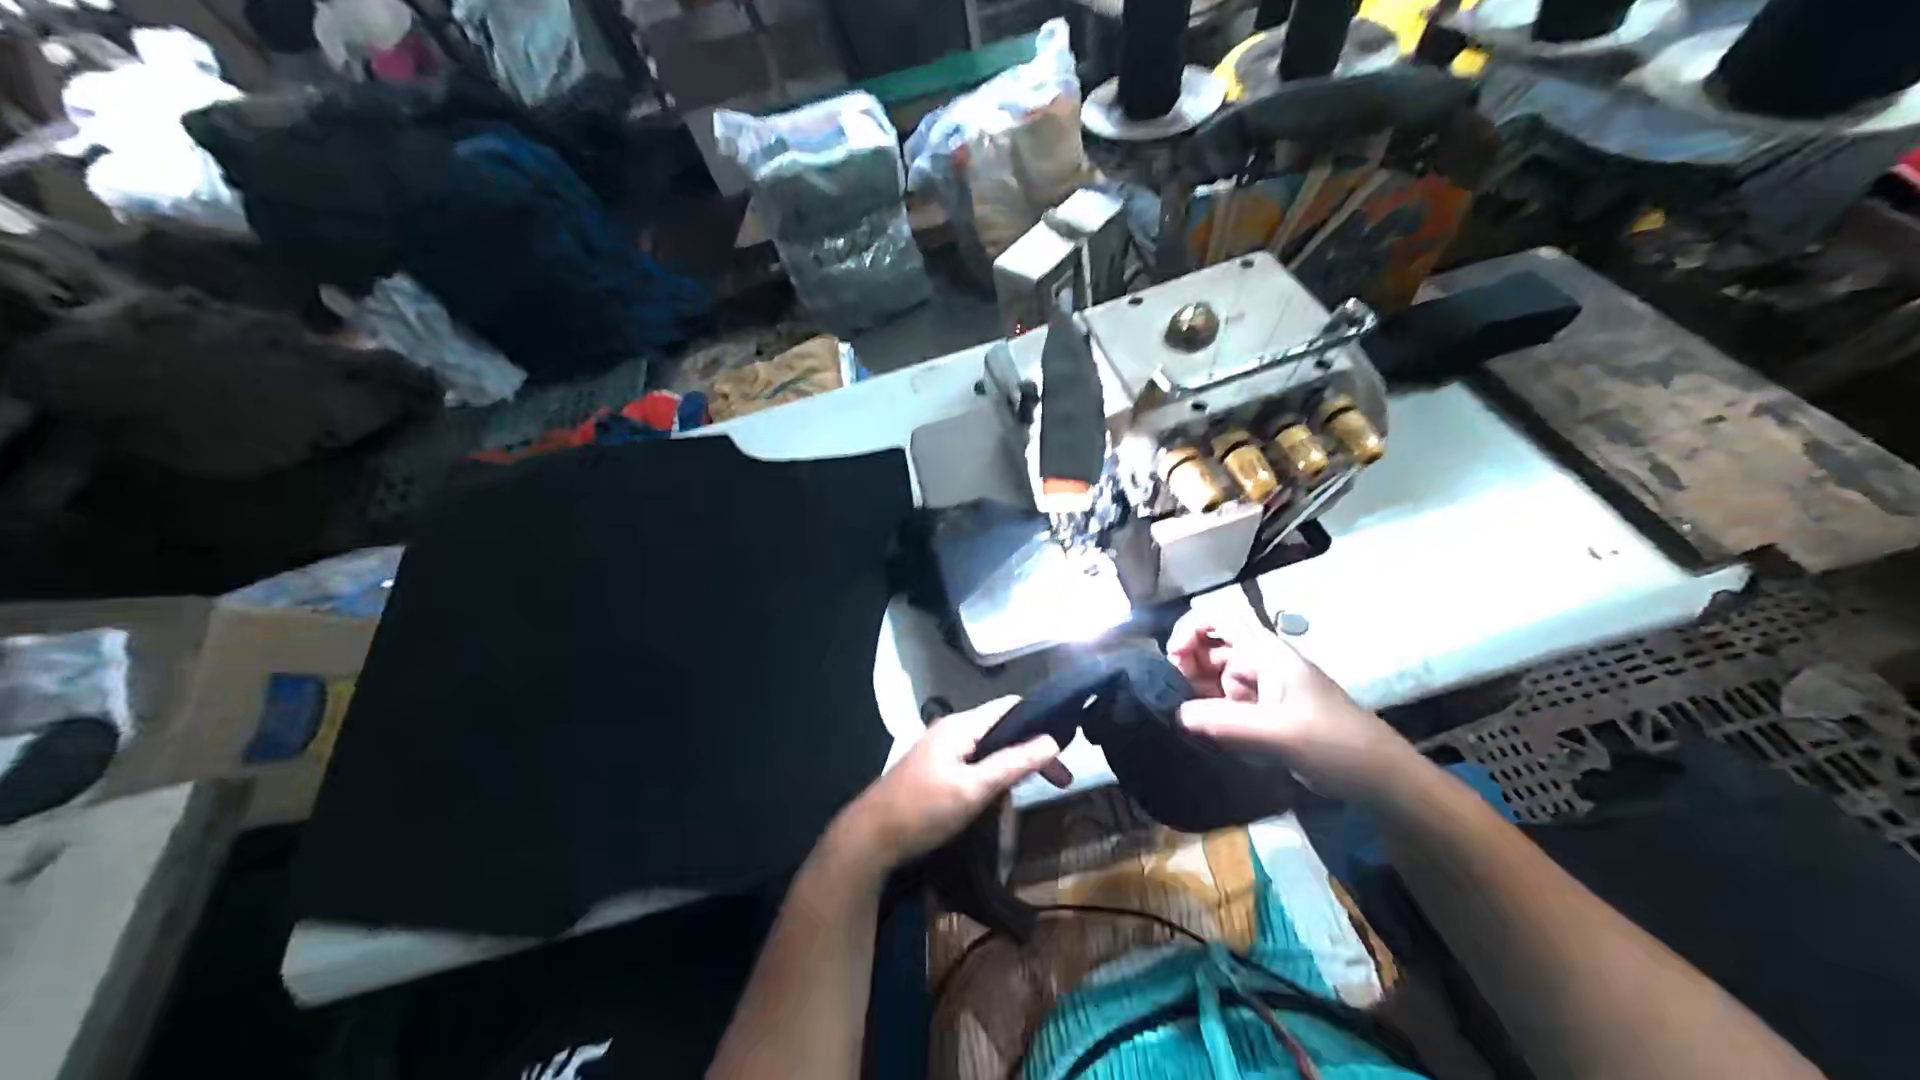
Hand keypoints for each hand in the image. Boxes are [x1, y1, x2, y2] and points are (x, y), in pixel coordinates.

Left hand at [831, 696, 1067, 873]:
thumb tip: (1051, 741)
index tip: (1067, 745)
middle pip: (1002, 730)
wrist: (871, 838)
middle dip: (1032, 751)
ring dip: (1014, 766)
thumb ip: (1012, 764)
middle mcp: (952, 729)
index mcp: (961, 726)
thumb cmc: (923, 810)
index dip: (1041, 720)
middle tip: (1061, 780)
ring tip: (1038, 787)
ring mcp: (941, 749)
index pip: (1010, 707)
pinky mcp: (936, 769)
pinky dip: (994, 775)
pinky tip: (1003, 796)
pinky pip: (975, 762)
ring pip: (989, 748)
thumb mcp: (973, 789)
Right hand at [1168, 610, 1424, 803]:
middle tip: (1174, 698)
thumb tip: (1174, 714)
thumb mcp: (1278, 733)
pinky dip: (1211, 714)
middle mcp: (1261, 664)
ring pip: (1215, 679)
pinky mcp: (1265, 715)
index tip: (1173, 659)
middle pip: (1211, 649)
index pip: (1219, 619)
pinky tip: (1204, 734)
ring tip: (1187, 722)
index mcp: (1267, 653)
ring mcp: (1263, 690)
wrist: (1379, 778)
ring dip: (1197, 694)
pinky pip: (1226, 705)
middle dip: (1187, 667)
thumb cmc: (1334, 744)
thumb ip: (1224, 723)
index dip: (1189, 629)